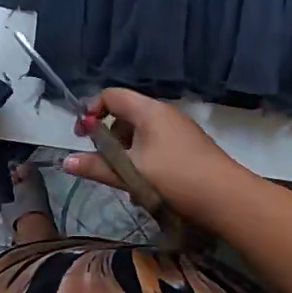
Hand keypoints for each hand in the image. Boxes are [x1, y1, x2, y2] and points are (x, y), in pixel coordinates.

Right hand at [60, 88, 252, 223]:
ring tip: (126, 180)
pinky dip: (145, 159)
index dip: (92, 111)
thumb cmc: (174, 178)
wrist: (226, 197)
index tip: (83, 136)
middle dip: (109, 137)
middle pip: (126, 115)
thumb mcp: (131, 173)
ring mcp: (181, 130)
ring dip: (127, 152)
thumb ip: (97, 167)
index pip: (112, 95)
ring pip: (142, 133)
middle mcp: (165, 113)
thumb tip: (65, 162)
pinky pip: (158, 144)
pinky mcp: (191, 147)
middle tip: (103, 163)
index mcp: (149, 111)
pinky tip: (148, 185)